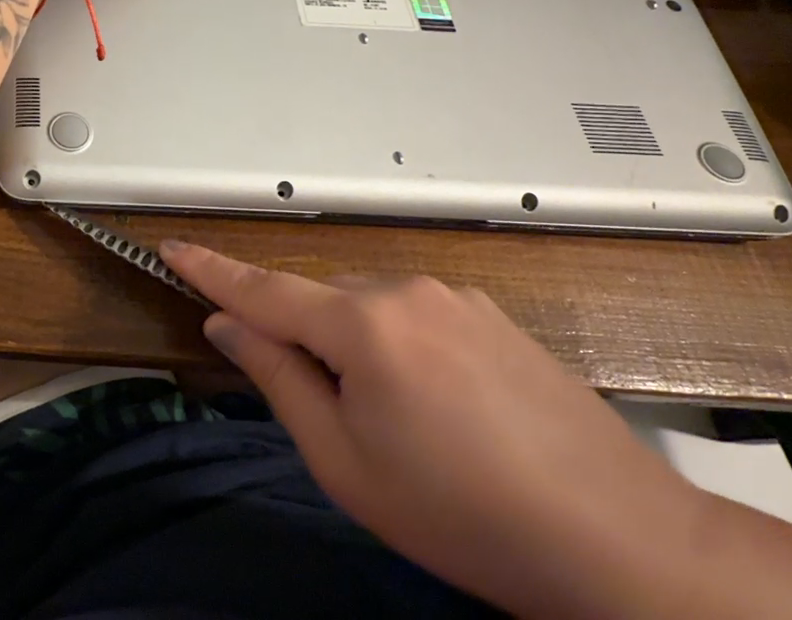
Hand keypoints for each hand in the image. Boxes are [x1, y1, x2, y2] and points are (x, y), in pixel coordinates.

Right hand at [162, 242, 710, 618]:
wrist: (620, 544)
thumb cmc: (461, 512)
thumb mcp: (342, 461)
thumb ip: (277, 379)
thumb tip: (228, 326)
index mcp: (363, 325)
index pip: (261, 288)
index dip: (209, 269)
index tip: (170, 247)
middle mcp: (409, 293)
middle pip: (318, 300)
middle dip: (297, 337)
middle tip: (321, 414)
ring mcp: (459, 301)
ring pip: (368, 308)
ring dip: (349, 345)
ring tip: (390, 424)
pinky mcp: (495, 319)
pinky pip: (414, 316)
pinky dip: (393, 346)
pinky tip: (435, 410)